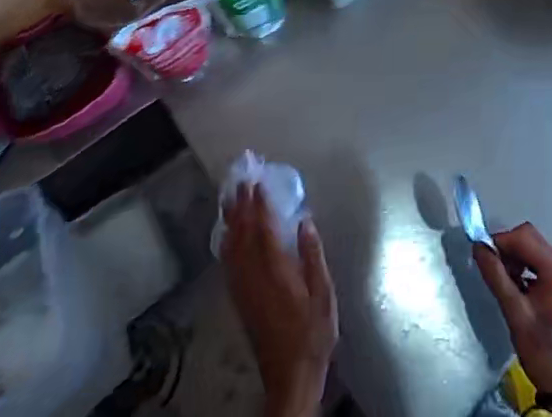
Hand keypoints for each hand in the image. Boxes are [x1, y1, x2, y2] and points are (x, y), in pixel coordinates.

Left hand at [222, 183, 338, 416]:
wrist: (290, 374)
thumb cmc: (314, 332)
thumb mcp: (324, 293)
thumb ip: (313, 256)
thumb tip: (305, 222)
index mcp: (276, 272)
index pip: (263, 230)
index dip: (259, 204)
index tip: (258, 181)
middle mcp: (254, 277)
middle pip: (242, 234)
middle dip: (241, 204)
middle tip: (240, 178)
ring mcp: (243, 288)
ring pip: (231, 246)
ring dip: (231, 218)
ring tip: (230, 196)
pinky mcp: (240, 298)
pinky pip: (228, 262)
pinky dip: (227, 240)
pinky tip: (229, 232)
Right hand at [471, 223, 551, 399]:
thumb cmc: (543, 349)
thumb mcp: (515, 313)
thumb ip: (496, 277)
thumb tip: (478, 248)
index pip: (523, 236)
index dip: (500, 242)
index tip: (482, 258)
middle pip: (530, 238)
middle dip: (508, 250)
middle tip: (493, 273)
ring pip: (535, 249)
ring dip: (516, 259)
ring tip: (504, 284)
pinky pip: (542, 262)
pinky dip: (526, 268)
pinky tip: (517, 288)